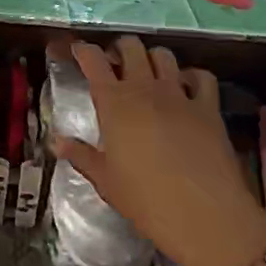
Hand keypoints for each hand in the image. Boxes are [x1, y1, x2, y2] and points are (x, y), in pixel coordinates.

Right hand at [53, 37, 265, 265]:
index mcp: (114, 101)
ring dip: (152, 59)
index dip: (82, 50)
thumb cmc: (147, 201)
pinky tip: (186, 89)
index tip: (77, 52)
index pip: (93, 58)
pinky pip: (201, 77)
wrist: (207, 219)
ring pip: (163, 55)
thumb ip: (81, 156)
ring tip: (148, 74)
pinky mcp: (208, 108)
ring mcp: (179, 94)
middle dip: (120, 49)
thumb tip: (57, 142)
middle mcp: (144, 88)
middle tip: (115, 64)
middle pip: (130, 46)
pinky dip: (192, 76)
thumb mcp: (106, 182)